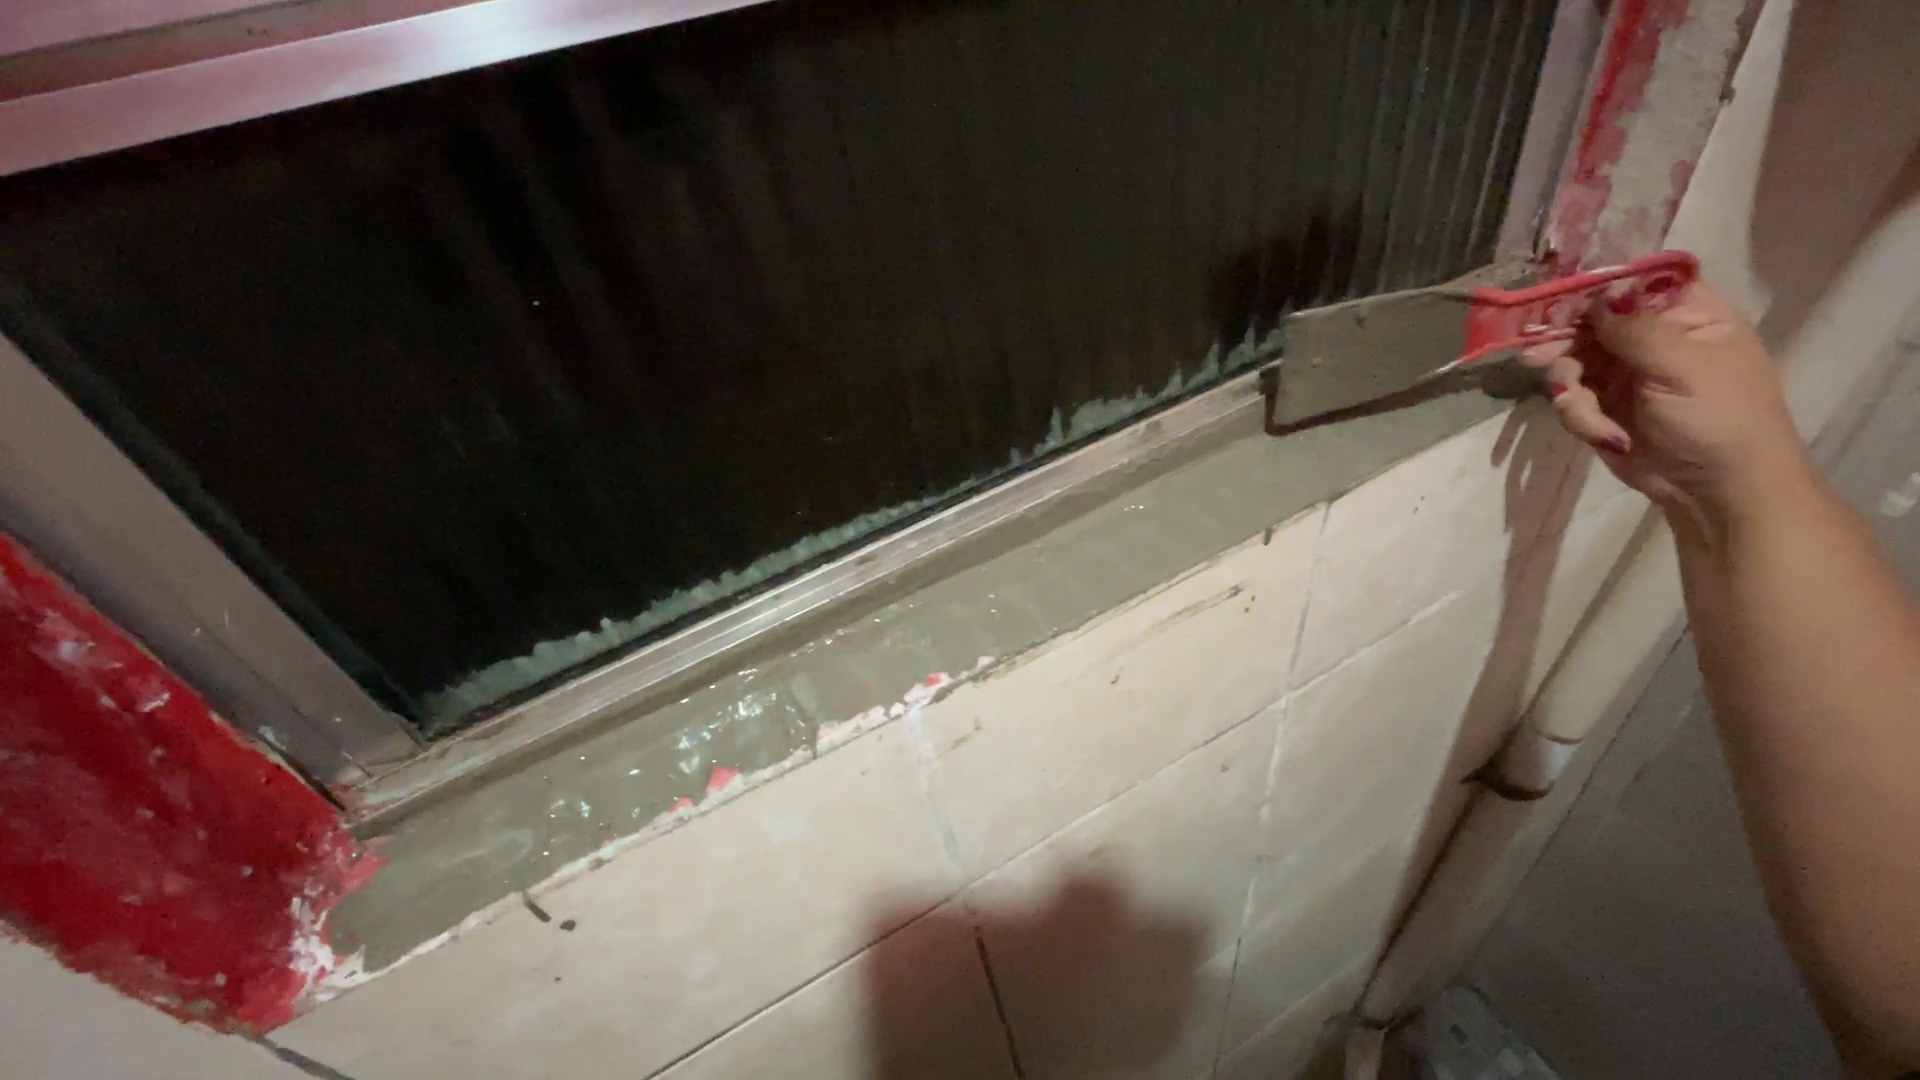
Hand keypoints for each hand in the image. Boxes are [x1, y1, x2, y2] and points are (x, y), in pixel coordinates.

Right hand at [1522, 280, 1808, 520]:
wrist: (1715, 488)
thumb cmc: (1719, 418)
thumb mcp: (1683, 367)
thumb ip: (1638, 329)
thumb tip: (1601, 290)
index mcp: (1688, 315)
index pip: (1637, 283)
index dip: (1597, 285)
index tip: (1556, 296)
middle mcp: (1651, 338)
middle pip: (1589, 323)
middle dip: (1562, 344)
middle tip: (1534, 359)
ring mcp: (1622, 372)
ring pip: (1570, 362)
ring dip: (1568, 388)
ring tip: (1576, 408)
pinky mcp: (1600, 405)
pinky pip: (1569, 399)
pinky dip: (1578, 417)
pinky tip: (1603, 434)